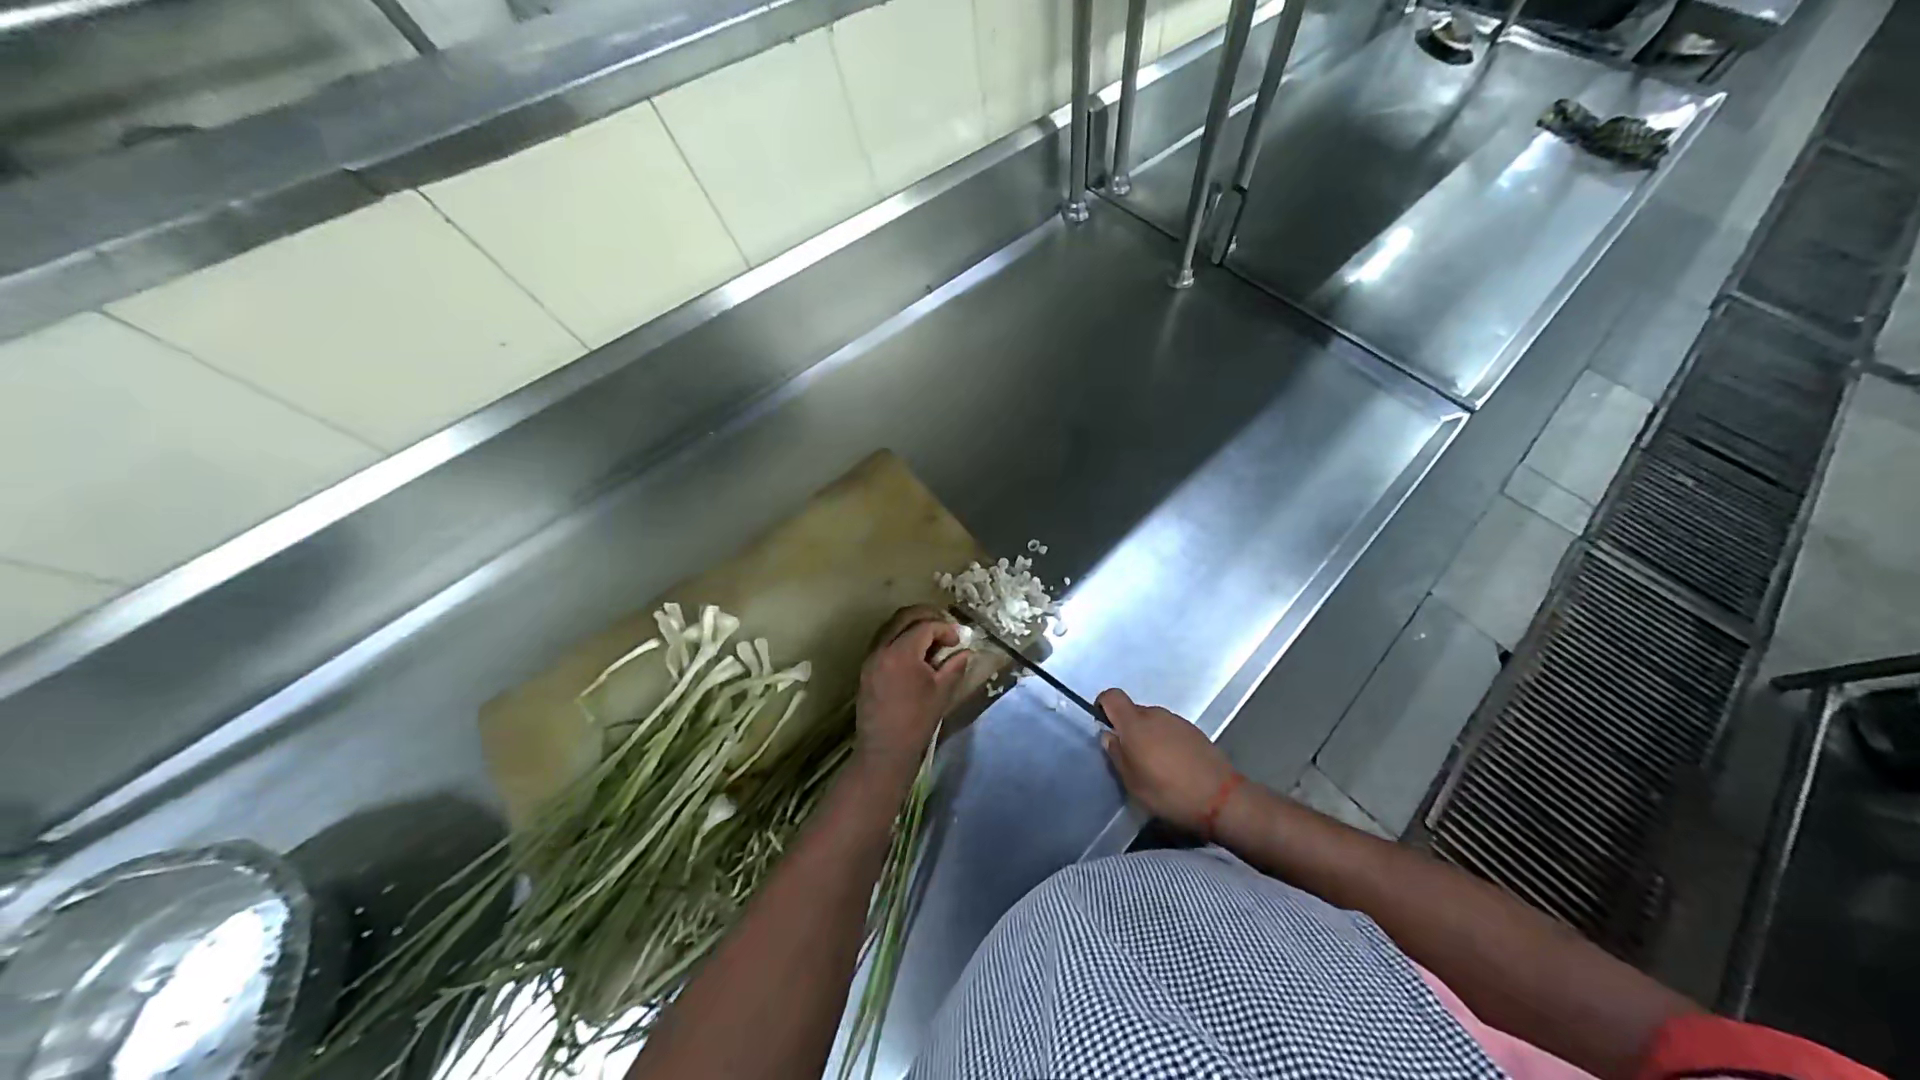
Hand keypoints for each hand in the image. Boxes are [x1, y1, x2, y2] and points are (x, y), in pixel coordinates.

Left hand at [855, 606, 968, 773]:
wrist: (885, 750)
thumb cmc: (917, 721)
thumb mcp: (942, 691)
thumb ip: (955, 666)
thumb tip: (966, 651)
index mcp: (901, 653)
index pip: (924, 626)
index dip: (944, 629)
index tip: (958, 640)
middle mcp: (881, 649)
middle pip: (903, 618)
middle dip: (926, 617)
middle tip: (945, 627)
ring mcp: (870, 659)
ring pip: (890, 627)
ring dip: (911, 625)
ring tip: (931, 637)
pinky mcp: (866, 669)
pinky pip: (882, 642)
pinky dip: (899, 638)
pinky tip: (914, 651)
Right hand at [1098, 688, 1238, 832]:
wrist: (1222, 798)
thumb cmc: (1169, 792)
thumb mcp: (1133, 783)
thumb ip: (1116, 754)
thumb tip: (1108, 735)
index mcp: (1135, 724)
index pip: (1112, 696)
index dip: (1103, 705)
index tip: (1104, 726)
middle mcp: (1156, 714)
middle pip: (1133, 711)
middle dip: (1127, 728)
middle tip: (1130, 756)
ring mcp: (1178, 721)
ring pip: (1152, 720)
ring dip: (1147, 735)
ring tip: (1154, 764)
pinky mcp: (1194, 731)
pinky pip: (1170, 728)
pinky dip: (1165, 740)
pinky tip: (1173, 765)